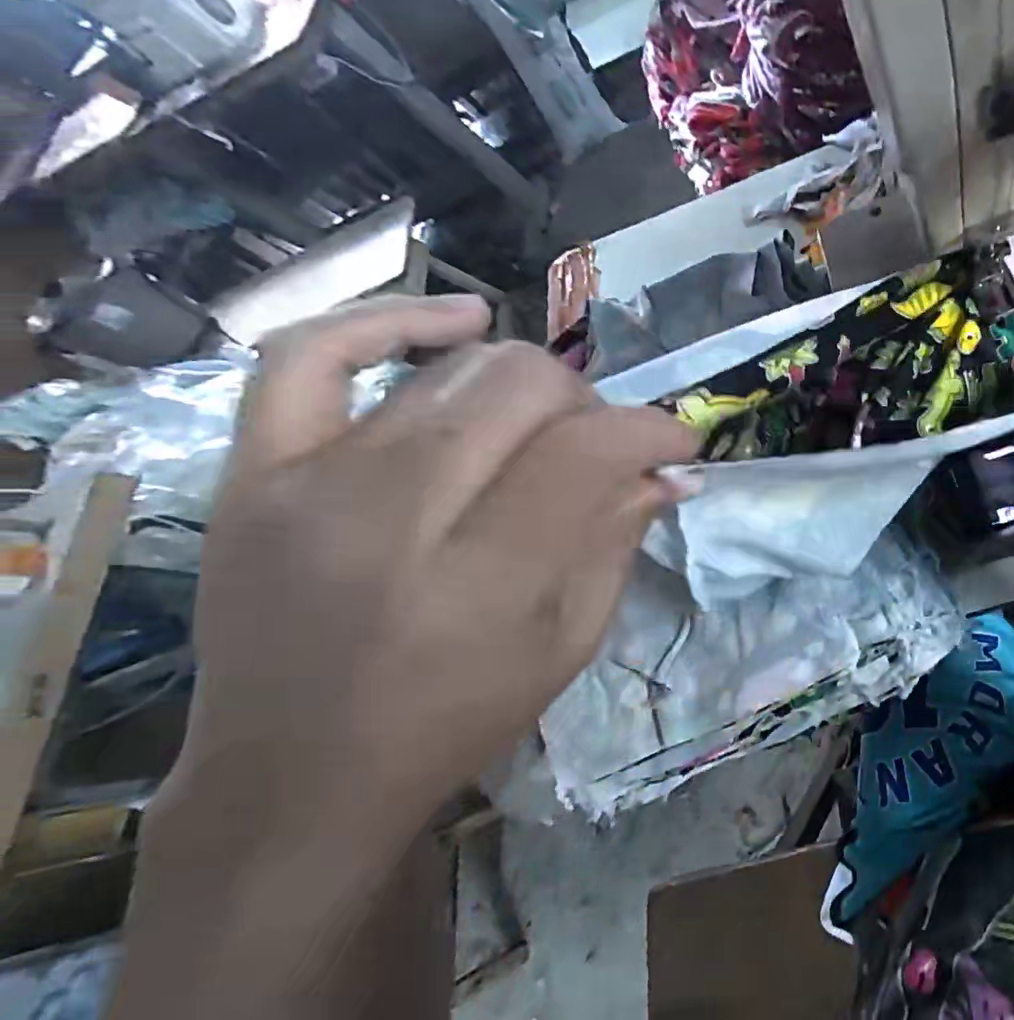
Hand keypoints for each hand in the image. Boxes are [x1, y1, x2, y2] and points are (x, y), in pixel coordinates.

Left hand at [172, 295, 698, 840]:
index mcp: (483, 580)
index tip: (681, 444)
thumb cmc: (460, 717)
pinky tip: (462, 320)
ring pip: (453, 370)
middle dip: (593, 405)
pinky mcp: (251, 472)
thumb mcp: (571, 641)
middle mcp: (391, 517)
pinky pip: (307, 354)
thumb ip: (618, 539)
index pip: (587, 452)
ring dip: (530, 384)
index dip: (653, 430)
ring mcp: (307, 484)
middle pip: (523, 390)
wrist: (295, 776)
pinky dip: (391, 320)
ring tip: (546, 423)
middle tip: (604, 447)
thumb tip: (672, 469)